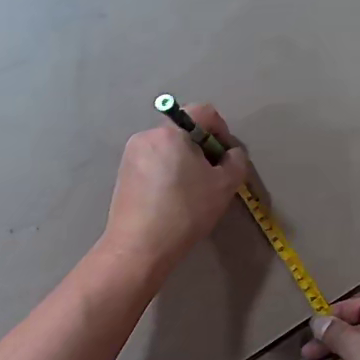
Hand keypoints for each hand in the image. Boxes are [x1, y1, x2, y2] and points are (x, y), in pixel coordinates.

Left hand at [101, 104, 251, 272]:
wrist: (139, 247)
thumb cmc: (185, 212)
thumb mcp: (224, 186)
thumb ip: (236, 162)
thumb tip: (231, 154)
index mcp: (171, 132)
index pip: (203, 112)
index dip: (222, 130)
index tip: (226, 157)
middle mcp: (147, 135)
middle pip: (184, 130)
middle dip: (202, 148)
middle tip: (212, 177)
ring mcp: (131, 154)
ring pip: (167, 147)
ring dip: (184, 161)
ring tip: (192, 192)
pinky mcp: (123, 173)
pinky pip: (153, 162)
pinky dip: (166, 172)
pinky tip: (171, 199)